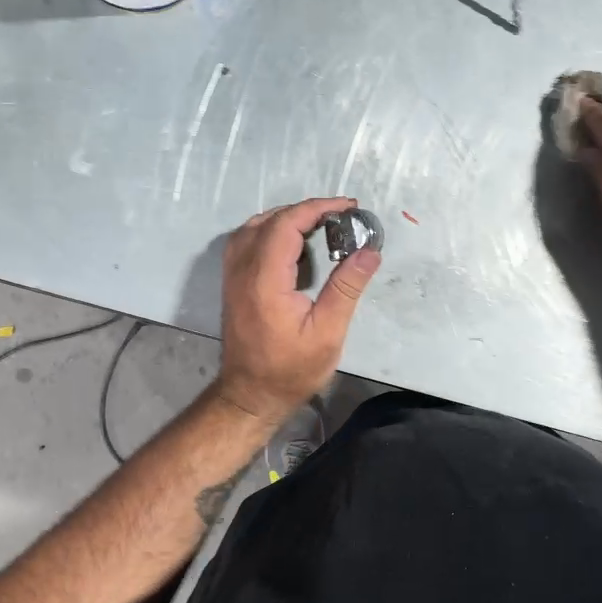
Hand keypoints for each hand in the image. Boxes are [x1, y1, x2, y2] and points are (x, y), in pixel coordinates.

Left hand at [215, 197, 380, 422]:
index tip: (348, 206)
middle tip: (341, 217)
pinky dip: (269, 231)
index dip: (317, 208)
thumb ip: (346, 288)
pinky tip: (291, 243)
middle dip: (306, 210)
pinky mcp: (231, 284)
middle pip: (270, 220)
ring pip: (254, 227)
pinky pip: (245, 241)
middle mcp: (242, 270)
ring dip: (286, 218)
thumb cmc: (290, 370)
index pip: (287, 224)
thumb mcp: (327, 333)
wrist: (250, 396)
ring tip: (319, 224)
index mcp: (265, 279)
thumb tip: (369, 251)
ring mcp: (232, 276)